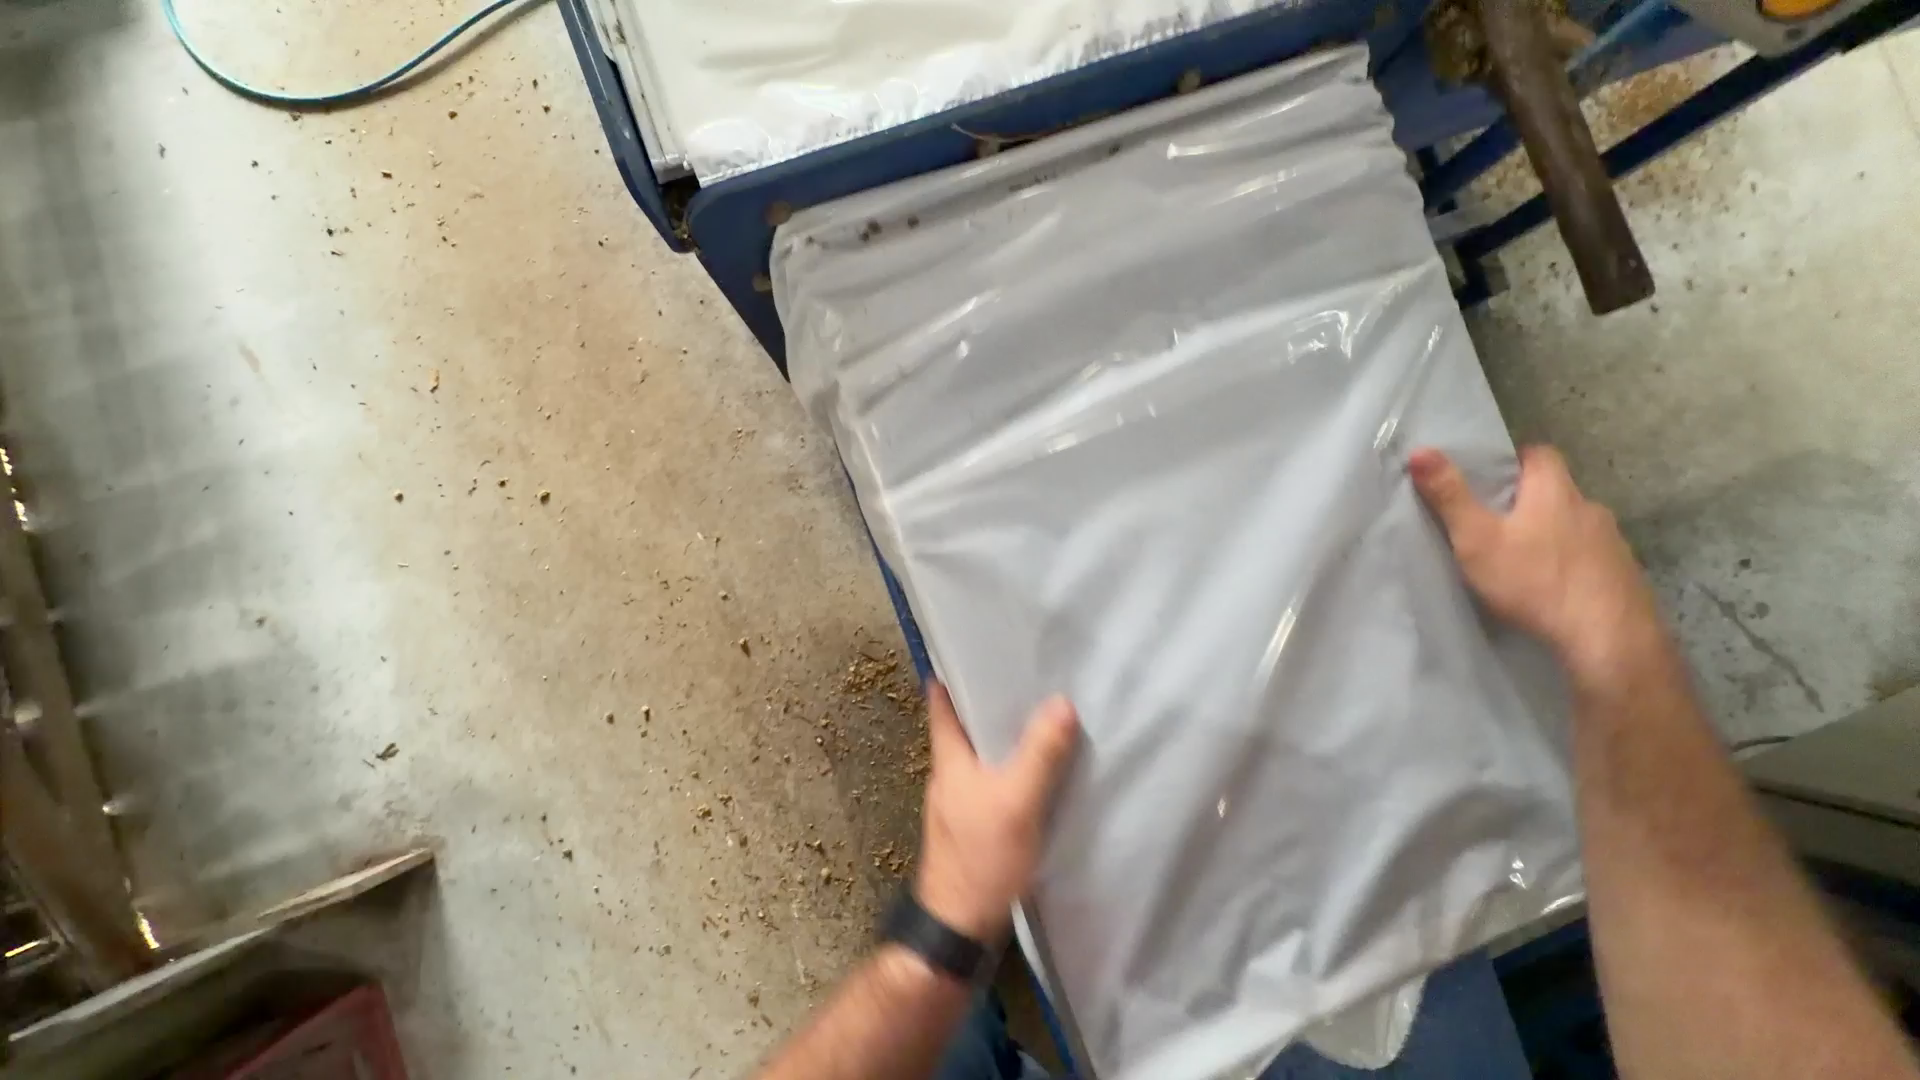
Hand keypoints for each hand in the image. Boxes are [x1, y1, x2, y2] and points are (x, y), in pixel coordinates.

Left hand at [914, 683, 1079, 941]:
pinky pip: (996, 784)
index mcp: (949, 760)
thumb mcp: (1017, 801)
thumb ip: (1039, 753)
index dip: (953, 676)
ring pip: (983, 757)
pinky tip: (1042, 772)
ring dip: (1006, 739)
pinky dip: (1014, 770)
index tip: (977, 650)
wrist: (960, 926)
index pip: (942, 705)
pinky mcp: (976, 827)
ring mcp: (961, 803)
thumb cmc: (981, 857)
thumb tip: (1061, 702)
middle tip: (1028, 678)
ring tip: (1042, 717)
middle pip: (967, 728)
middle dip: (992, 704)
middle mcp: (950, 776)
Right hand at [1408, 445, 1663, 687]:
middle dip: (1527, 499)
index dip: (1514, 458)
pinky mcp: (1624, 573)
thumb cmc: (1534, 580)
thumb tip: (1420, 451)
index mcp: (1555, 491)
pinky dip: (1568, 560)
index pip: (1540, 453)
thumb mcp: (1477, 539)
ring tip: (1519, 555)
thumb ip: (1450, 497)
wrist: (1608, 637)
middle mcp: (1589, 508)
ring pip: (1573, 524)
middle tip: (1492, 519)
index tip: (1488, 475)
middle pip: (1556, 489)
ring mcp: (1612, 541)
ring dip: (1549, 532)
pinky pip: (1589, 555)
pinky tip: (1550, 583)